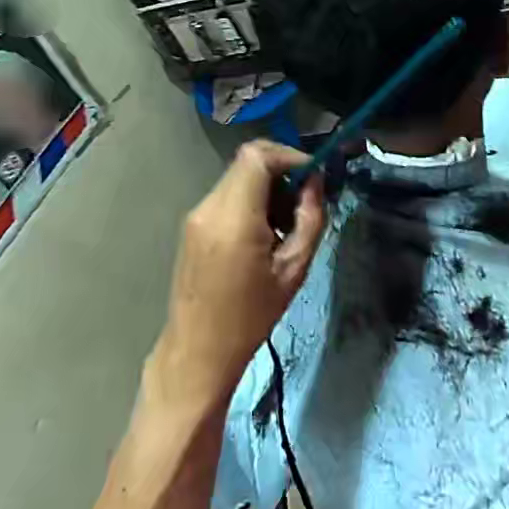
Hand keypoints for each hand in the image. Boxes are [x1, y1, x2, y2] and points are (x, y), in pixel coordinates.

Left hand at [155, 141, 325, 392]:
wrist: (197, 352)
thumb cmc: (251, 316)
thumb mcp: (294, 268)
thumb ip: (310, 218)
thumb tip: (316, 183)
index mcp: (234, 218)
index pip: (258, 156)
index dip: (289, 155)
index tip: (313, 176)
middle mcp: (209, 208)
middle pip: (248, 162)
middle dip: (282, 171)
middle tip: (304, 201)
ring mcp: (196, 216)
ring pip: (239, 177)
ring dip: (268, 187)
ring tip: (287, 222)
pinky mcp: (193, 226)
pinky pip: (228, 195)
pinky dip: (252, 200)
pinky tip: (265, 233)